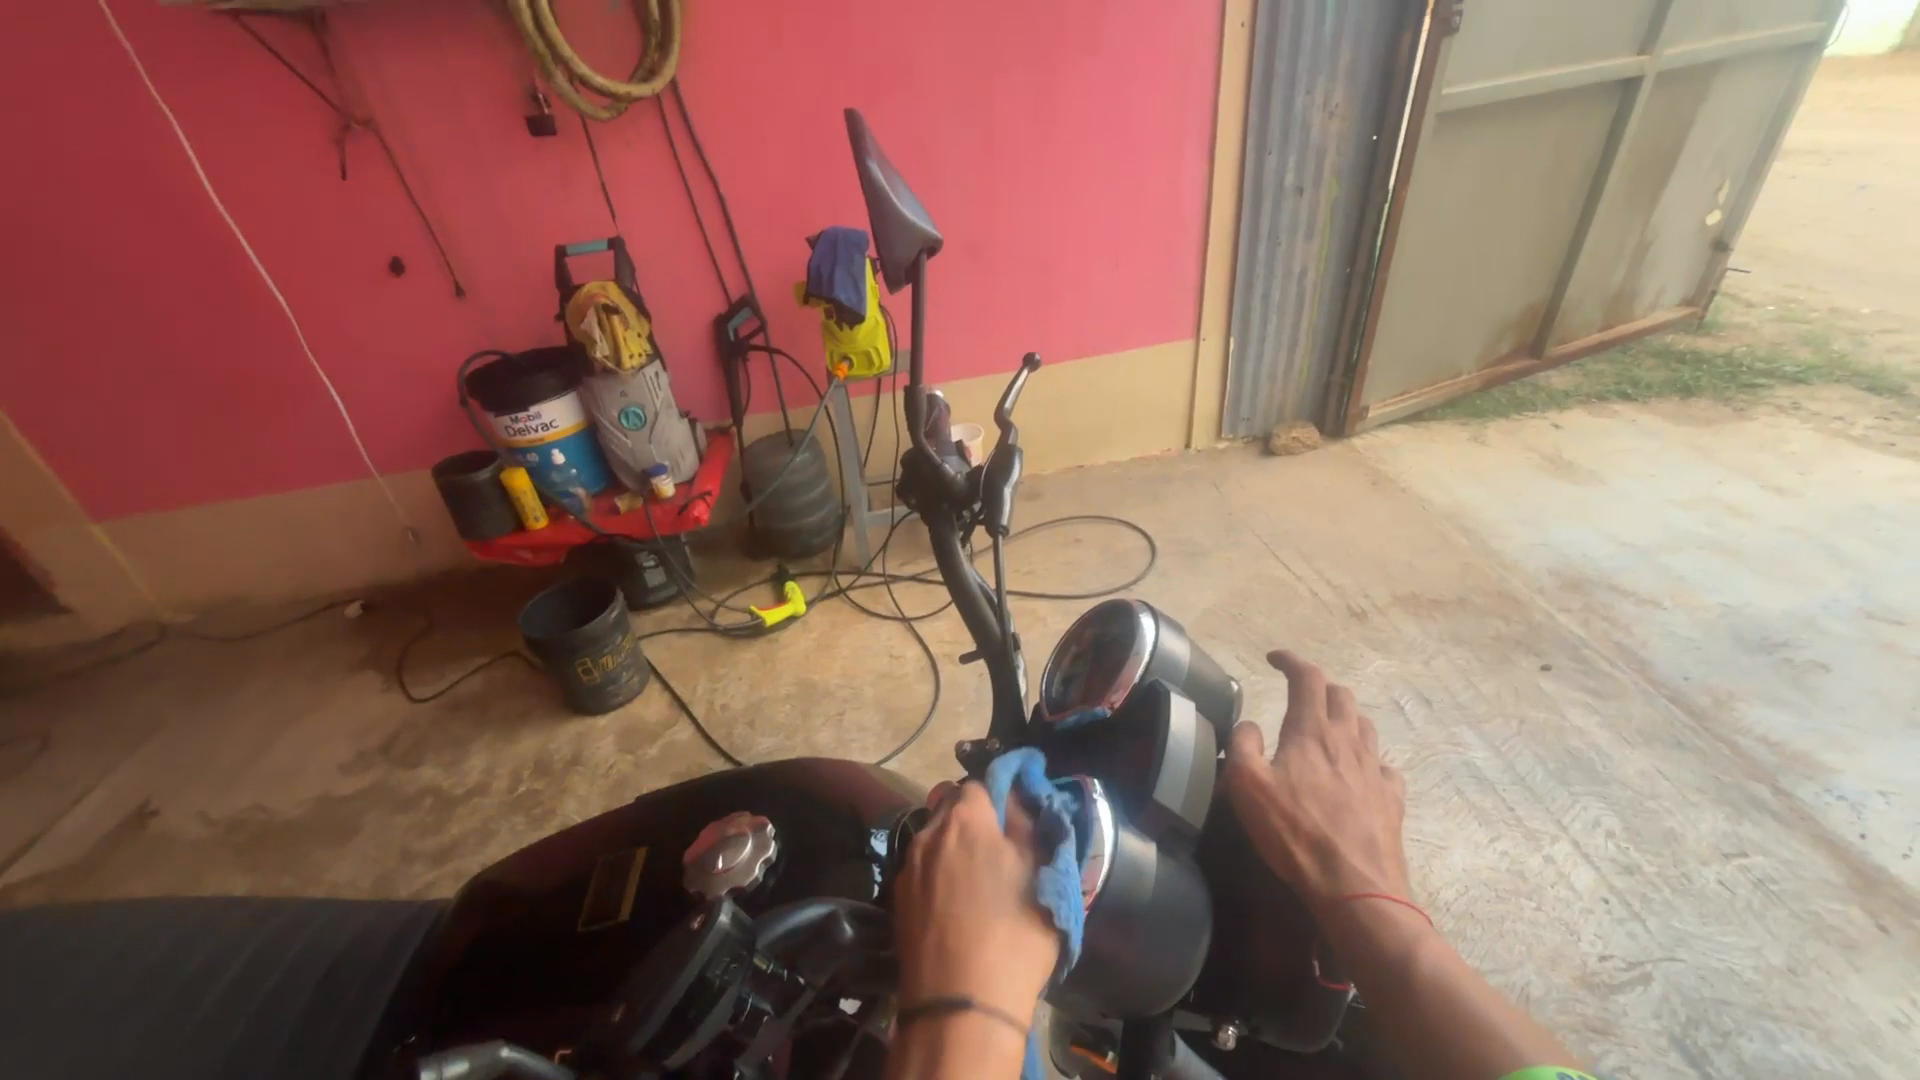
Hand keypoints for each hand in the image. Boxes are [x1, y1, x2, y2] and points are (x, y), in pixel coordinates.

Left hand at [893, 782, 1058, 1020]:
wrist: (959, 1006)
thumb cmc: (1012, 934)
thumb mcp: (1040, 874)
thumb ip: (1027, 824)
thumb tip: (1017, 795)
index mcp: (966, 819)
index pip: (981, 783)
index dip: (1001, 795)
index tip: (1018, 817)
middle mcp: (929, 832)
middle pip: (952, 806)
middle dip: (975, 818)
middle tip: (1001, 848)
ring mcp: (908, 866)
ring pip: (934, 838)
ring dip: (954, 846)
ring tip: (978, 879)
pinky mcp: (897, 900)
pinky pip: (922, 869)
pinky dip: (938, 874)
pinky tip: (955, 904)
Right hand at [1224, 650, 1411, 915]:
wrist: (1356, 888)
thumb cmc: (1295, 833)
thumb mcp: (1246, 786)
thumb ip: (1242, 745)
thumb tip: (1249, 725)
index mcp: (1312, 732)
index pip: (1307, 677)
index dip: (1291, 660)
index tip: (1274, 659)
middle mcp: (1348, 741)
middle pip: (1341, 695)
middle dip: (1318, 686)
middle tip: (1297, 695)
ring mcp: (1375, 770)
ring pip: (1365, 725)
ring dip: (1344, 716)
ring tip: (1325, 727)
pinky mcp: (1392, 799)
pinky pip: (1382, 765)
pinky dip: (1366, 758)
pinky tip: (1356, 772)